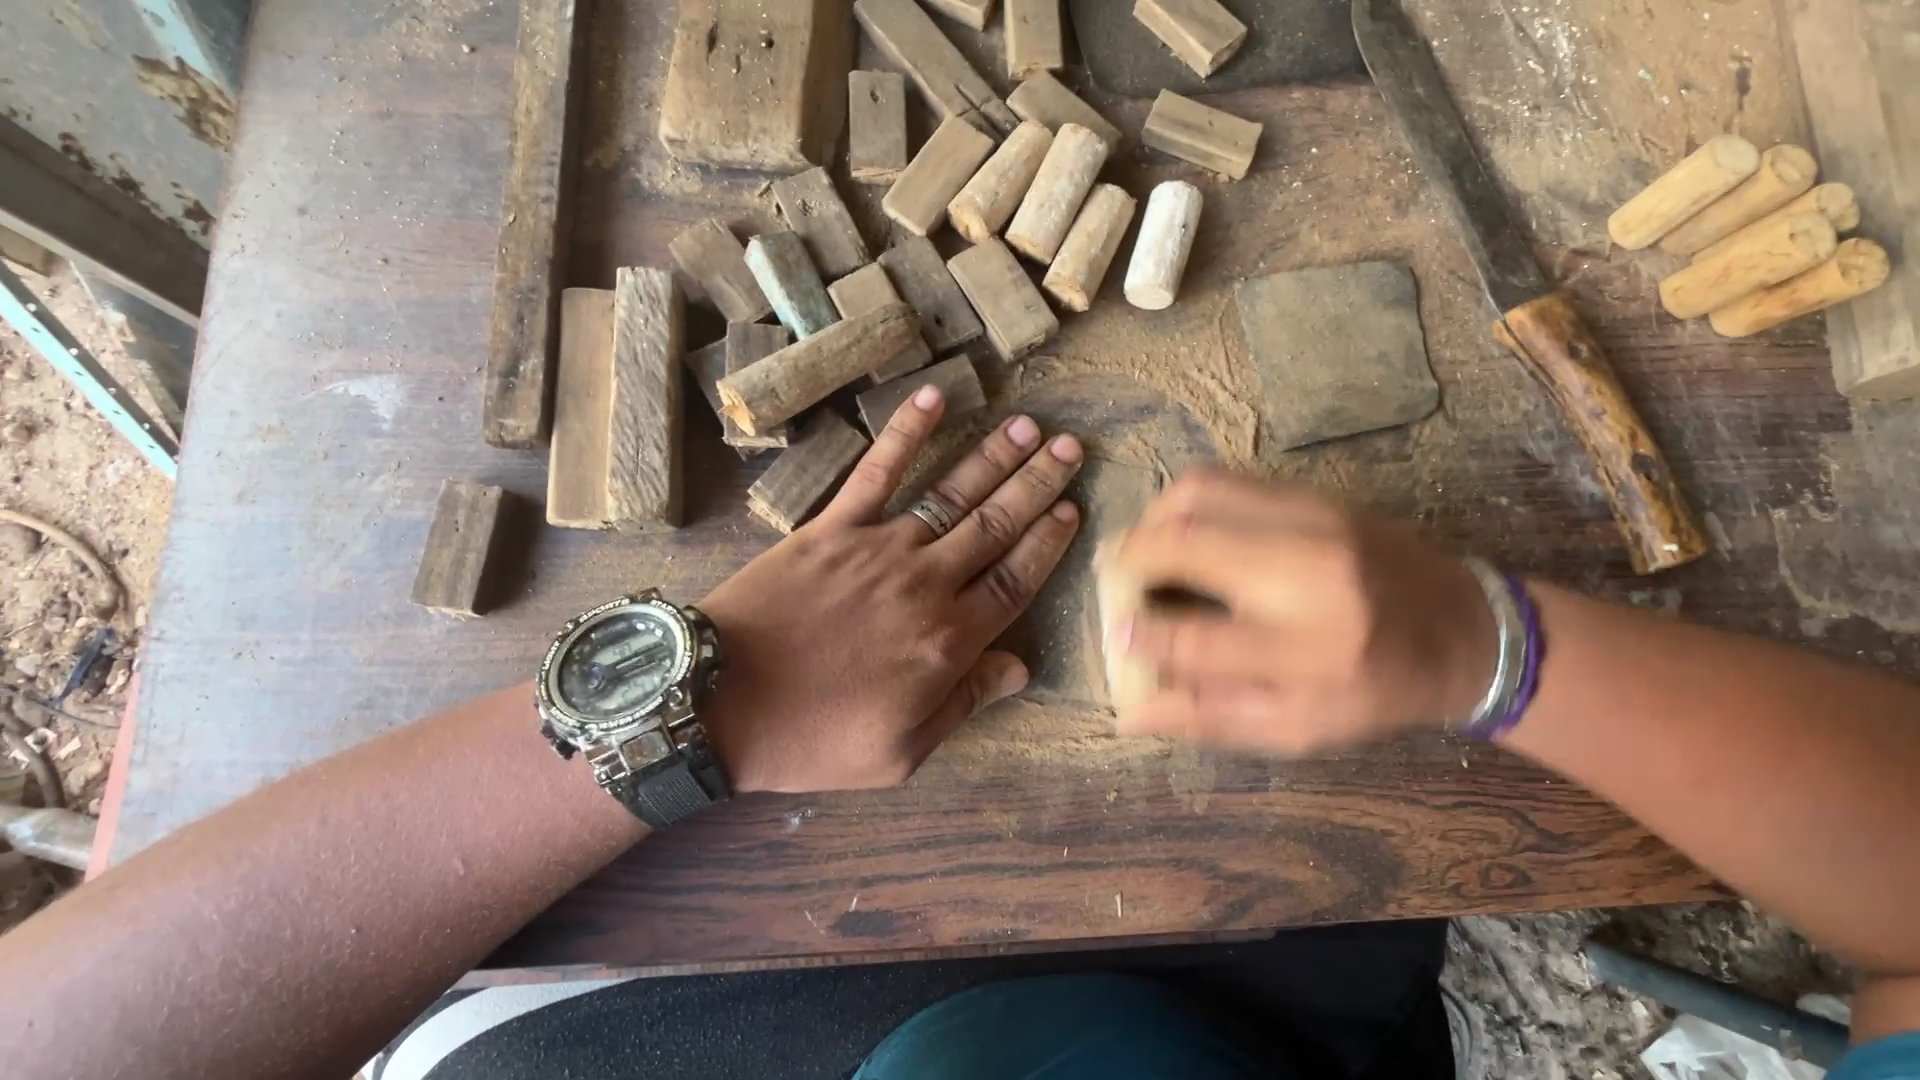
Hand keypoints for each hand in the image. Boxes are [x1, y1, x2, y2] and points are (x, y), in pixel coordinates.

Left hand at [699, 385, 1084, 792]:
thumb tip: (1020, 668)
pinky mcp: (832, 527)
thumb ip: (964, 702)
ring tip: (1027, 426)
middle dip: (1037, 485)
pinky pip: (877, 471)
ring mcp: (878, 548)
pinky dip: (906, 432)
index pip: (1015, 581)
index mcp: (948, 641)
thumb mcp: (901, 751)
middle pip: (995, 526)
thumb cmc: (812, 738)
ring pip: (950, 493)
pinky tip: (933, 398)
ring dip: (992, 457)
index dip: (1048, 542)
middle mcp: (925, 584)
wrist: (717, 704)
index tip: (1072, 509)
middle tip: (1069, 448)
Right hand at [1101, 470, 1495, 755]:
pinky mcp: (1315, 495)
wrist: (1464, 628)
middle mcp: (1311, 574)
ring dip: (1152, 520)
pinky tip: (1180, 529)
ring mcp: (1314, 522)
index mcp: (1313, 652)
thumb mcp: (1301, 728)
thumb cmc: (1378, 690)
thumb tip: (1128, 712)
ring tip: (1142, 550)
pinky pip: (1224, 480)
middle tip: (1112, 578)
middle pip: (1187, 544)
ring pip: (1198, 495)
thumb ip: (1211, 719)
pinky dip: (1184, 502)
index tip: (1116, 636)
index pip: (1199, 640)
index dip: (1143, 638)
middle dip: (1130, 560)